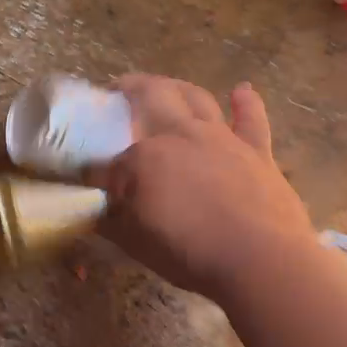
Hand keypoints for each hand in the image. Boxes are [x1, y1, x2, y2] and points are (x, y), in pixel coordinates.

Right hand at [90, 75, 314, 297]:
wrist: (261, 261)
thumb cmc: (188, 251)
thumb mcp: (132, 241)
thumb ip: (108, 218)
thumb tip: (90, 208)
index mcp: (142, 157)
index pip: (109, 157)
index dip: (95, 165)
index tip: (86, 174)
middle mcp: (179, 135)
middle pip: (150, 98)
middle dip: (130, 89)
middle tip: (117, 91)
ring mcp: (221, 139)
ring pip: (196, 99)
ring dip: (177, 87)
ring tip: (163, 86)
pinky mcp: (257, 151)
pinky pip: (251, 119)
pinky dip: (246, 103)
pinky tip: (241, 90)